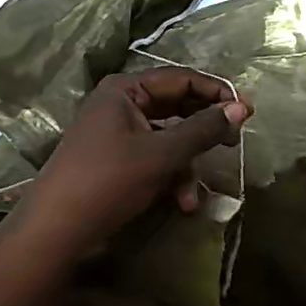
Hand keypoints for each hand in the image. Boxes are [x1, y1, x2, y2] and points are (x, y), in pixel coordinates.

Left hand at [13, 68, 249, 265]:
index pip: (180, 78)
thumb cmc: (108, 180)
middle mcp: (120, 103)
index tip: (248, 111)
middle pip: (174, 107)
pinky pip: (153, 158)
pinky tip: (180, 204)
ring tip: (194, 198)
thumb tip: (241, 106)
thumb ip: (202, 129)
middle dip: (202, 131)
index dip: (215, 92)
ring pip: (166, 138)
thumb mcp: (161, 154)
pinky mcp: (116, 159)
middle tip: (234, 145)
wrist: (57, 227)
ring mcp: (116, 131)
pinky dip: (169, 177)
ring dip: (185, 166)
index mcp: (125, 89)